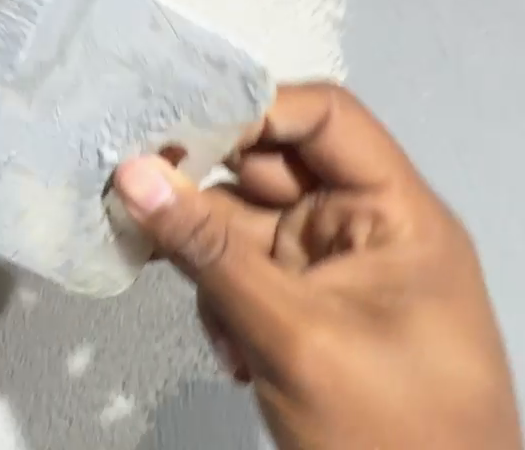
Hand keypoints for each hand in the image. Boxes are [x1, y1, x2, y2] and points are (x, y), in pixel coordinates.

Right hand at [113, 82, 521, 449]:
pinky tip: (225, 344)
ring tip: (188, 294)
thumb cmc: (391, 435)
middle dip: (203, 181)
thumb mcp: (293, 336)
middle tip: (137, 188)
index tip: (176, 126)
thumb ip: (206, 248)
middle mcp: (358, 225)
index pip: (324, 119)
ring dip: (200, 250)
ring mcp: (322, 265)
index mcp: (395, 215)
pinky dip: (211, 290)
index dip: (254, 108)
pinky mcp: (292, 301)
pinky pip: (230, 263)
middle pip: (265, 163)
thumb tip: (129, 169)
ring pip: (234, 216)